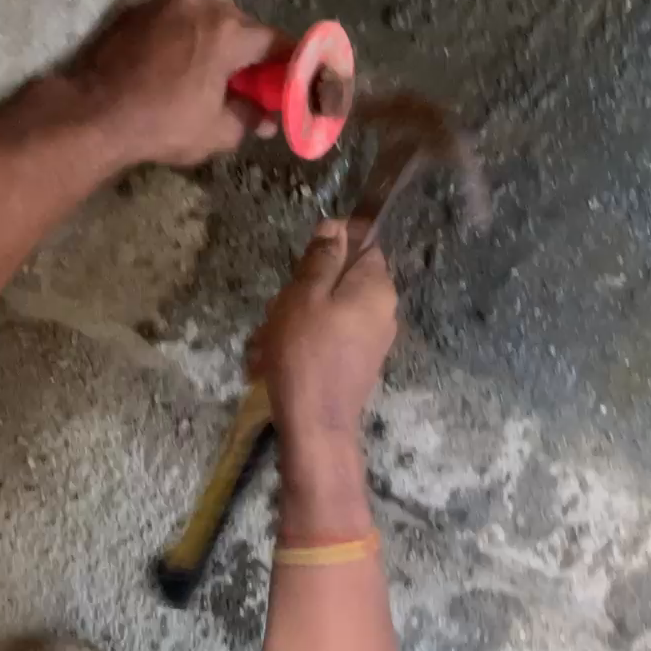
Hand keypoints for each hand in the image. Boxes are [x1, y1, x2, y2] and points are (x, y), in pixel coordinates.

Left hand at [69, 0, 278, 166]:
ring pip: (210, 19)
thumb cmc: (163, 124)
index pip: (275, 41)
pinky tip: (185, 69)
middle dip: (252, 54)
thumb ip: (250, 119)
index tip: (294, 81)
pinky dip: (191, 40)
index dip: (289, 63)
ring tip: (217, 78)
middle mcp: (201, 4)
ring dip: (220, 45)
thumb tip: (267, 119)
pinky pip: (181, 21)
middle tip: (254, 86)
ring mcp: (167, 1)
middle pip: (242, 26)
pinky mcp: (141, 9)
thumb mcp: (218, 132)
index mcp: (227, 31)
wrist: (95, 112)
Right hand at [249, 220, 398, 451]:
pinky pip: (328, 338)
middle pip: (342, 280)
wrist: (315, 423)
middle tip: (276, 311)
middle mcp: (384, 311)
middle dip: (304, 290)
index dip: (330, 247)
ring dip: (295, 320)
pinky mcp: (358, 363)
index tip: (300, 265)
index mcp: (377, 287)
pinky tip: (274, 360)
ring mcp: (372, 340)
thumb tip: (335, 226)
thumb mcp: (305, 294)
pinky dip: (303, 343)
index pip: (364, 245)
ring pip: (329, 311)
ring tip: (266, 343)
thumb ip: (322, 257)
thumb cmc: (305, 353)